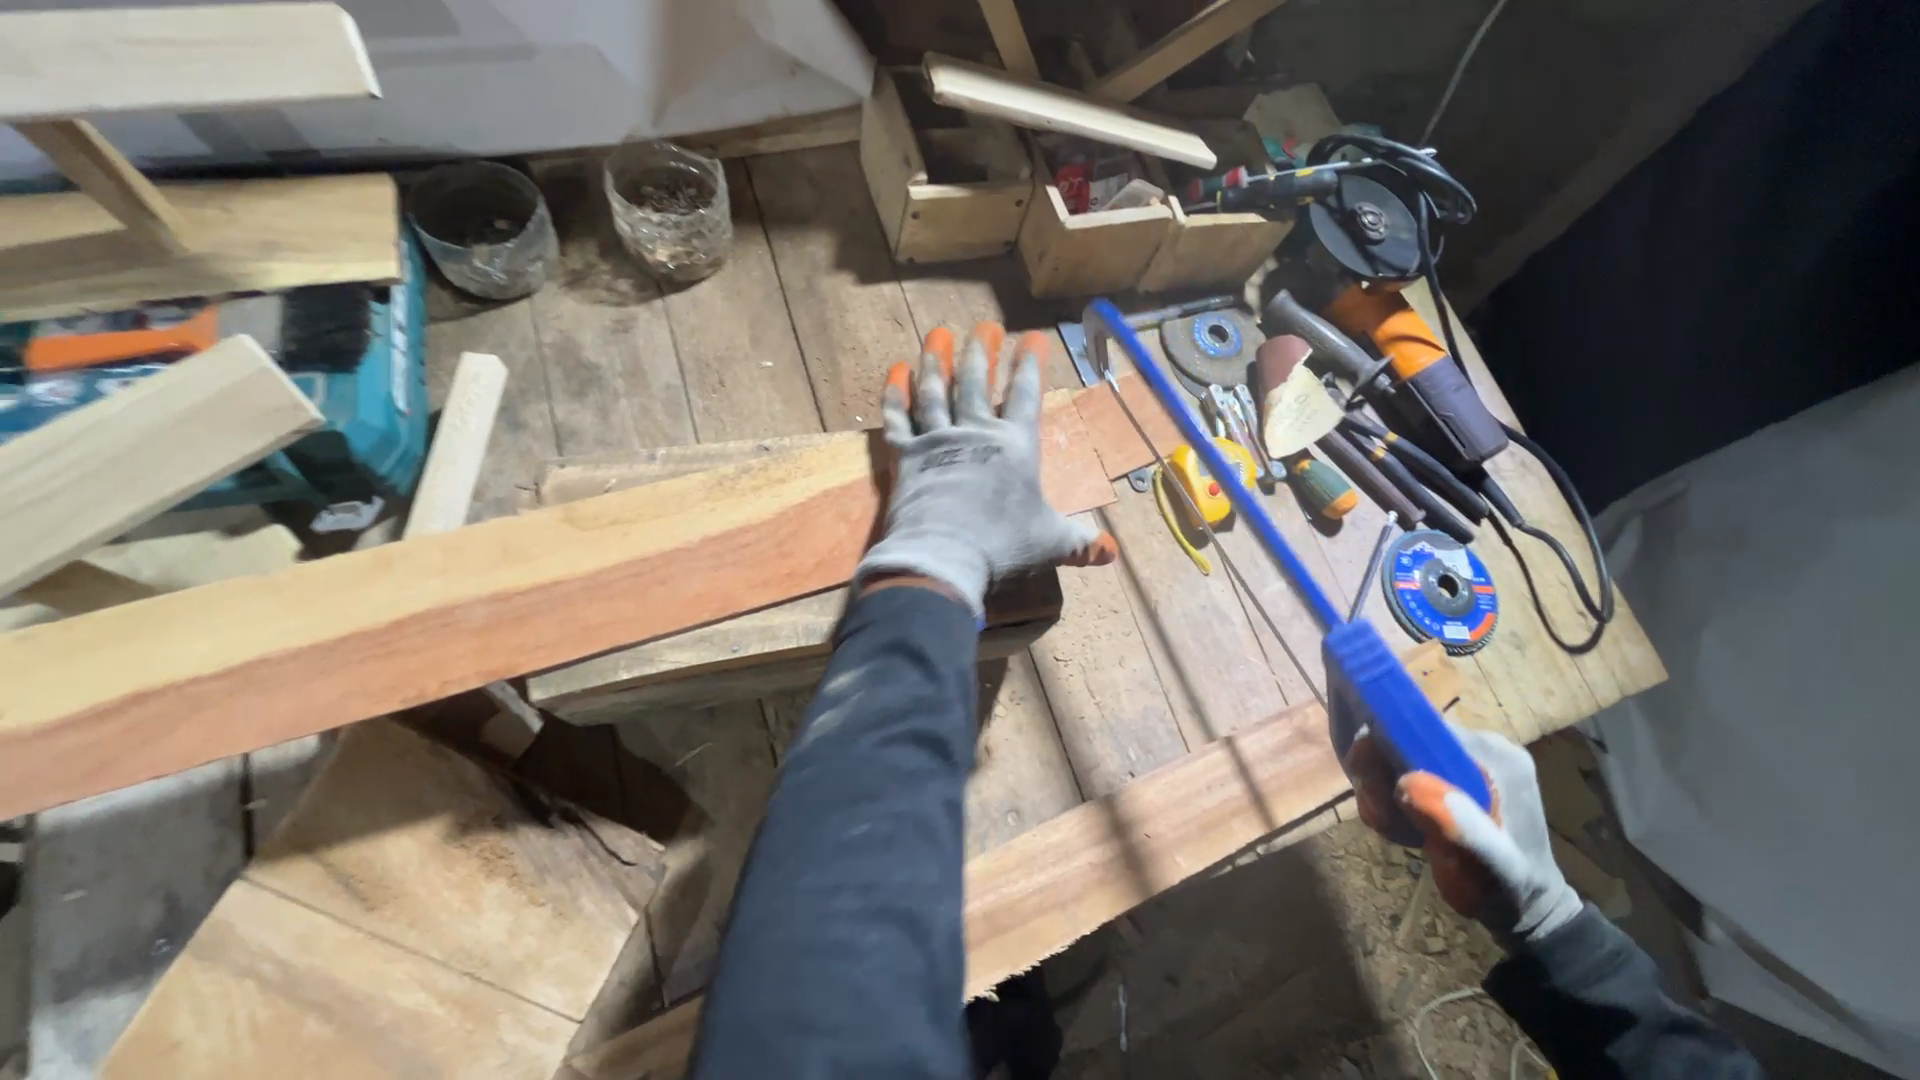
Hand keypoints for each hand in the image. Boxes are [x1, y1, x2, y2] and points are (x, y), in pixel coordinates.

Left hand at [855, 323, 1117, 615]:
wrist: (945, 556)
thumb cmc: (1003, 545)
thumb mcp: (1050, 543)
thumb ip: (1080, 543)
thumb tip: (1111, 553)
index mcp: (1015, 446)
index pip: (1026, 395)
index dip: (1031, 365)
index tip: (1033, 337)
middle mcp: (976, 433)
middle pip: (975, 383)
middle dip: (981, 352)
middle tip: (984, 327)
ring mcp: (937, 440)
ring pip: (935, 392)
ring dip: (936, 362)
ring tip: (938, 336)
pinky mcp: (905, 457)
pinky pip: (898, 419)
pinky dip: (895, 395)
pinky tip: (895, 372)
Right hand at [1346, 724, 1583, 950]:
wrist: (1525, 911)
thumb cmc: (1507, 888)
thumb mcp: (1485, 861)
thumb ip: (1455, 823)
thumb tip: (1407, 781)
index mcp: (1494, 757)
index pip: (1421, 727)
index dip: (1384, 748)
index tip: (1375, 790)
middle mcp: (1477, 748)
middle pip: (1401, 736)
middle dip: (1377, 774)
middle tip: (1380, 817)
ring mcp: (1461, 761)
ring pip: (1392, 754)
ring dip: (1378, 789)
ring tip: (1393, 830)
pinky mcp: (1446, 775)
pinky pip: (1397, 768)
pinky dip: (1386, 795)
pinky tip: (1401, 825)